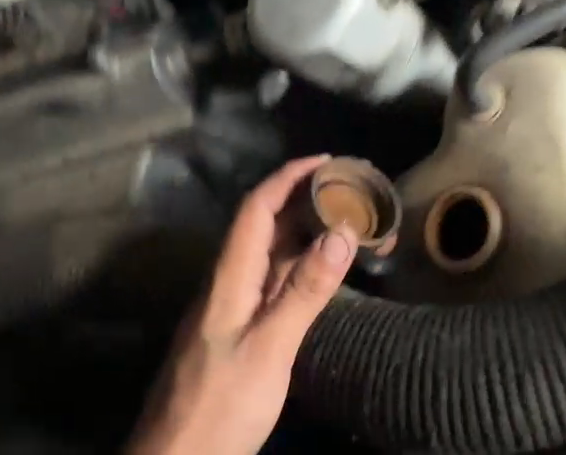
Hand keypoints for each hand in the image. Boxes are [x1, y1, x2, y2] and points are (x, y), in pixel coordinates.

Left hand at [128, 155, 356, 454]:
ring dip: (304, 232)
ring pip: (269, 257)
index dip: (287, 178)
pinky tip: (322, 274)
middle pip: (264, 227)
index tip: (325, 160)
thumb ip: (305, 291)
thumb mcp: (269, 348)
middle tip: (346, 189)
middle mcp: (227, 286)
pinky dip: (300, 267)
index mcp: (228, 279)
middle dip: (302, 200)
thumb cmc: (218, 406)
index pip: (256, 209)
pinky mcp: (238, 336)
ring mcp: (231, 313)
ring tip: (344, 221)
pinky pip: (272, 284)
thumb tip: (342, 231)